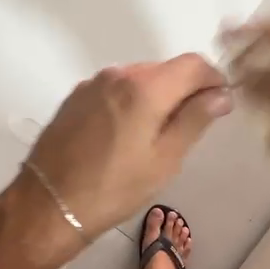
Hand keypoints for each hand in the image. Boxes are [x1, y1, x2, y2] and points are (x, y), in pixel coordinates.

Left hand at [13, 54, 230, 243]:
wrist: (49, 204)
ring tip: (154, 139)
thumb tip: (221, 95)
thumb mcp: (164, 160)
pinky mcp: (75, 98)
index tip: (218, 106)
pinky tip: (124, 137)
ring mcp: (93, 84)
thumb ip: (195, 120)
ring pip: (138, 79)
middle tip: (187, 130)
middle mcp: (118, 74)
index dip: (213, 80)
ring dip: (156, 98)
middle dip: (184, 91)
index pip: (194, 64)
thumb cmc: (115, 188)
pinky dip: (130, 103)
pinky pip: (115, 91)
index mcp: (145, 87)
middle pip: (165, 69)